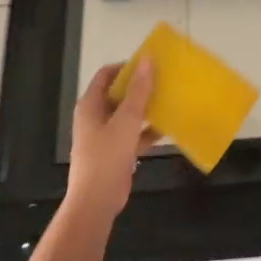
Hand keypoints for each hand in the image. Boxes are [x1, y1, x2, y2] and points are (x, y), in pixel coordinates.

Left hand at [66, 60, 157, 220]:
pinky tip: (167, 128)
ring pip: (128, 115)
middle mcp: (96, 117)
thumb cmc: (107, 156)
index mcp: (91, 105)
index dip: (126, 67)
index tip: (149, 64)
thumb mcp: (126, 120)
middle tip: (164, 81)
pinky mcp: (116, 152)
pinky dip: (147, 131)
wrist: (96, 201)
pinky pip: (134, 135)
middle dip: (140, 87)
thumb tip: (147, 59)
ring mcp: (106, 136)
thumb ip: (138, 91)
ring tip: (169, 100)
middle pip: (118, 94)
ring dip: (146, 109)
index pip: (106, 75)